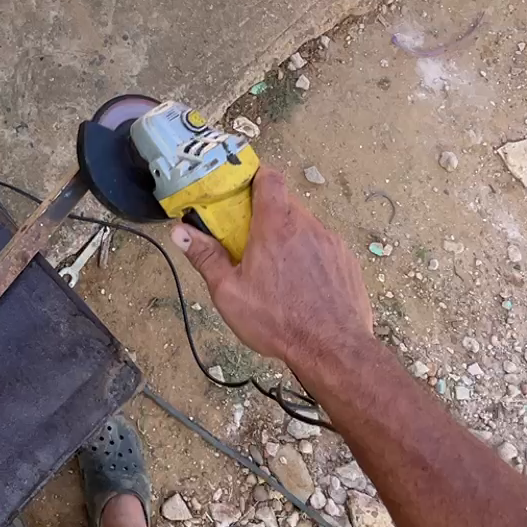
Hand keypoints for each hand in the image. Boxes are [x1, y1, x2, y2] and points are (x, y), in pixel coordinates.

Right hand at [173, 168, 373, 380]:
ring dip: (287, 236)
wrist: (333, 349)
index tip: (240, 190)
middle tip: (249, 238)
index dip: (254, 177)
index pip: (269, 178)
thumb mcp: (229, 292)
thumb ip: (205, 257)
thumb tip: (181, 232)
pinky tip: (299, 283)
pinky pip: (322, 246)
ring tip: (275, 267)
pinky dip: (308, 255)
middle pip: (284, 202)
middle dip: (265, 214)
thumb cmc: (279, 321)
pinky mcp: (345, 261)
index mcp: (275, 226)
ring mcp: (330, 242)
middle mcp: (306, 226)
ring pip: (303, 225)